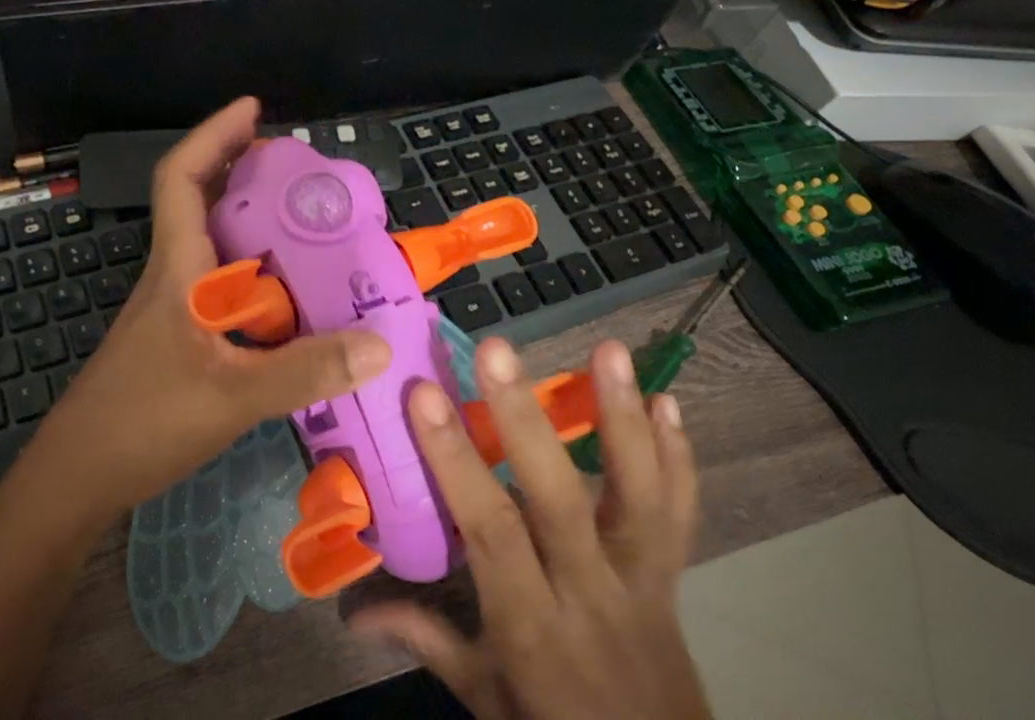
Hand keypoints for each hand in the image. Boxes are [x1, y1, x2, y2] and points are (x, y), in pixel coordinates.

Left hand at [34, 97, 391, 513]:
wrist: (78, 476)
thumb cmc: (142, 421)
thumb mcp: (231, 396)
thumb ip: (304, 370)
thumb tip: (379, 344)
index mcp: (176, 269)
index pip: (183, 178)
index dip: (214, 135)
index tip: (255, 110)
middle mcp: (172, 277)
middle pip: (200, 203)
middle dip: (244, 173)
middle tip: (303, 173)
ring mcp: (171, 310)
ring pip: (213, 248)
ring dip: (253, 226)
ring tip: (310, 229)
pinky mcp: (177, 341)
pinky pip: (221, 289)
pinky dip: (255, 279)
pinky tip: (289, 304)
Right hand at [350, 338, 708, 719]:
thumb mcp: (482, 694)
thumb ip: (425, 640)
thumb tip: (351, 612)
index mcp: (530, 623)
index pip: (490, 531)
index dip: (457, 462)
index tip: (425, 395)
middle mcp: (589, 591)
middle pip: (560, 499)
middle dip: (525, 420)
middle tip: (496, 351)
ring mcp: (641, 579)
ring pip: (638, 495)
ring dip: (623, 417)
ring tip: (607, 350)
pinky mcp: (674, 575)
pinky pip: (682, 513)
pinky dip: (679, 455)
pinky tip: (670, 400)